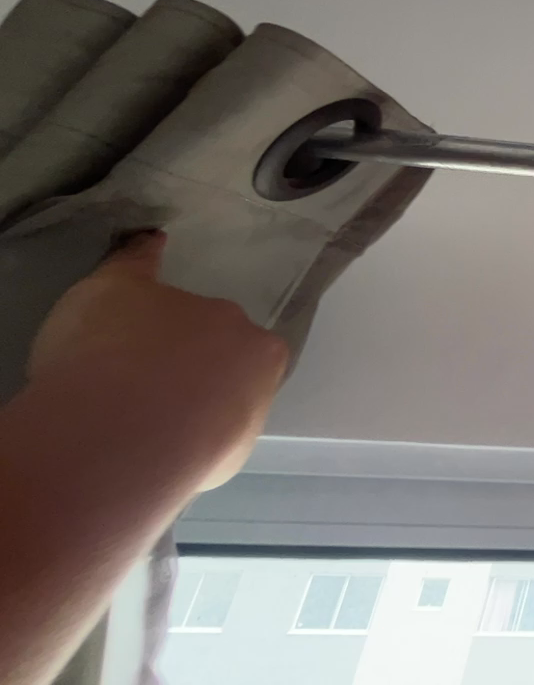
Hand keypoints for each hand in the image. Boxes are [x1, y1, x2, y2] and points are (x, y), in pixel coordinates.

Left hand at [29, 232, 286, 489]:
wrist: (141, 431)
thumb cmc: (192, 447)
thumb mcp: (227, 451)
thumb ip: (227, 426)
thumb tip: (213, 431)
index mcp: (265, 356)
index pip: (242, 362)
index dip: (212, 385)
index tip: (186, 406)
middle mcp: (236, 324)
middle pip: (211, 333)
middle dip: (185, 357)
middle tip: (145, 394)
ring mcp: (184, 307)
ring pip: (169, 316)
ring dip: (151, 333)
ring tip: (110, 370)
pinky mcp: (127, 291)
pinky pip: (138, 266)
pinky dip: (143, 255)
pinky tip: (149, 242)